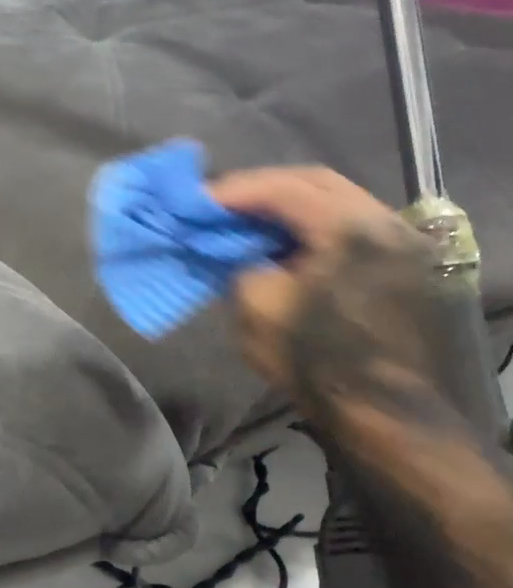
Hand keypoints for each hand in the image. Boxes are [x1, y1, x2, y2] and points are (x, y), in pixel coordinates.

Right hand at [206, 166, 433, 398]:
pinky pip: (340, 227)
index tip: (190, 204)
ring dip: (279, 208)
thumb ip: (240, 263)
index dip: (233, 191)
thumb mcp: (256, 306)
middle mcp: (384, 223)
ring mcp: (396, 242)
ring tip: (234, 224)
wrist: (377, 404)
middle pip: (315, 183)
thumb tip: (227, 247)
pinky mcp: (393, 263)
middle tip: (211, 207)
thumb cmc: (311, 355)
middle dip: (258, 191)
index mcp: (352, 230)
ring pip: (330, 202)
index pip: (286, 188)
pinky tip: (268, 244)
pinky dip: (299, 227)